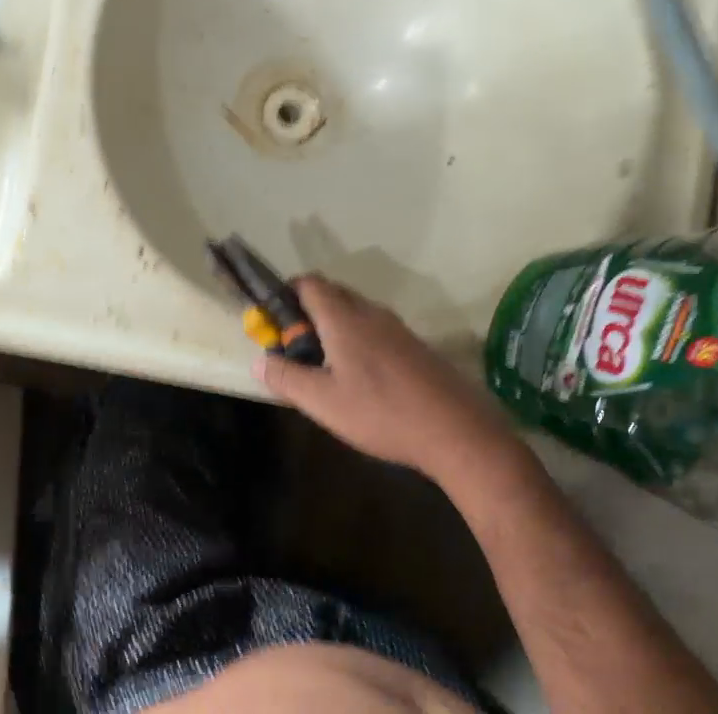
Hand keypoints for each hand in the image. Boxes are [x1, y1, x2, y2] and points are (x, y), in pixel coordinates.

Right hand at [255, 275, 517, 478]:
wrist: (459, 433)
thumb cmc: (382, 413)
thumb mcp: (322, 402)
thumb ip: (286, 378)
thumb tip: (259, 362)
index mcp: (343, 319)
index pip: (309, 283)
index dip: (287, 294)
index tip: (275, 321)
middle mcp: (371, 314)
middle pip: (333, 294)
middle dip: (308, 311)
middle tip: (296, 347)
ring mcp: (398, 330)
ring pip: (357, 313)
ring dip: (335, 328)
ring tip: (326, 367)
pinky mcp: (417, 348)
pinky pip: (377, 331)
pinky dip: (360, 342)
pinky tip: (362, 381)